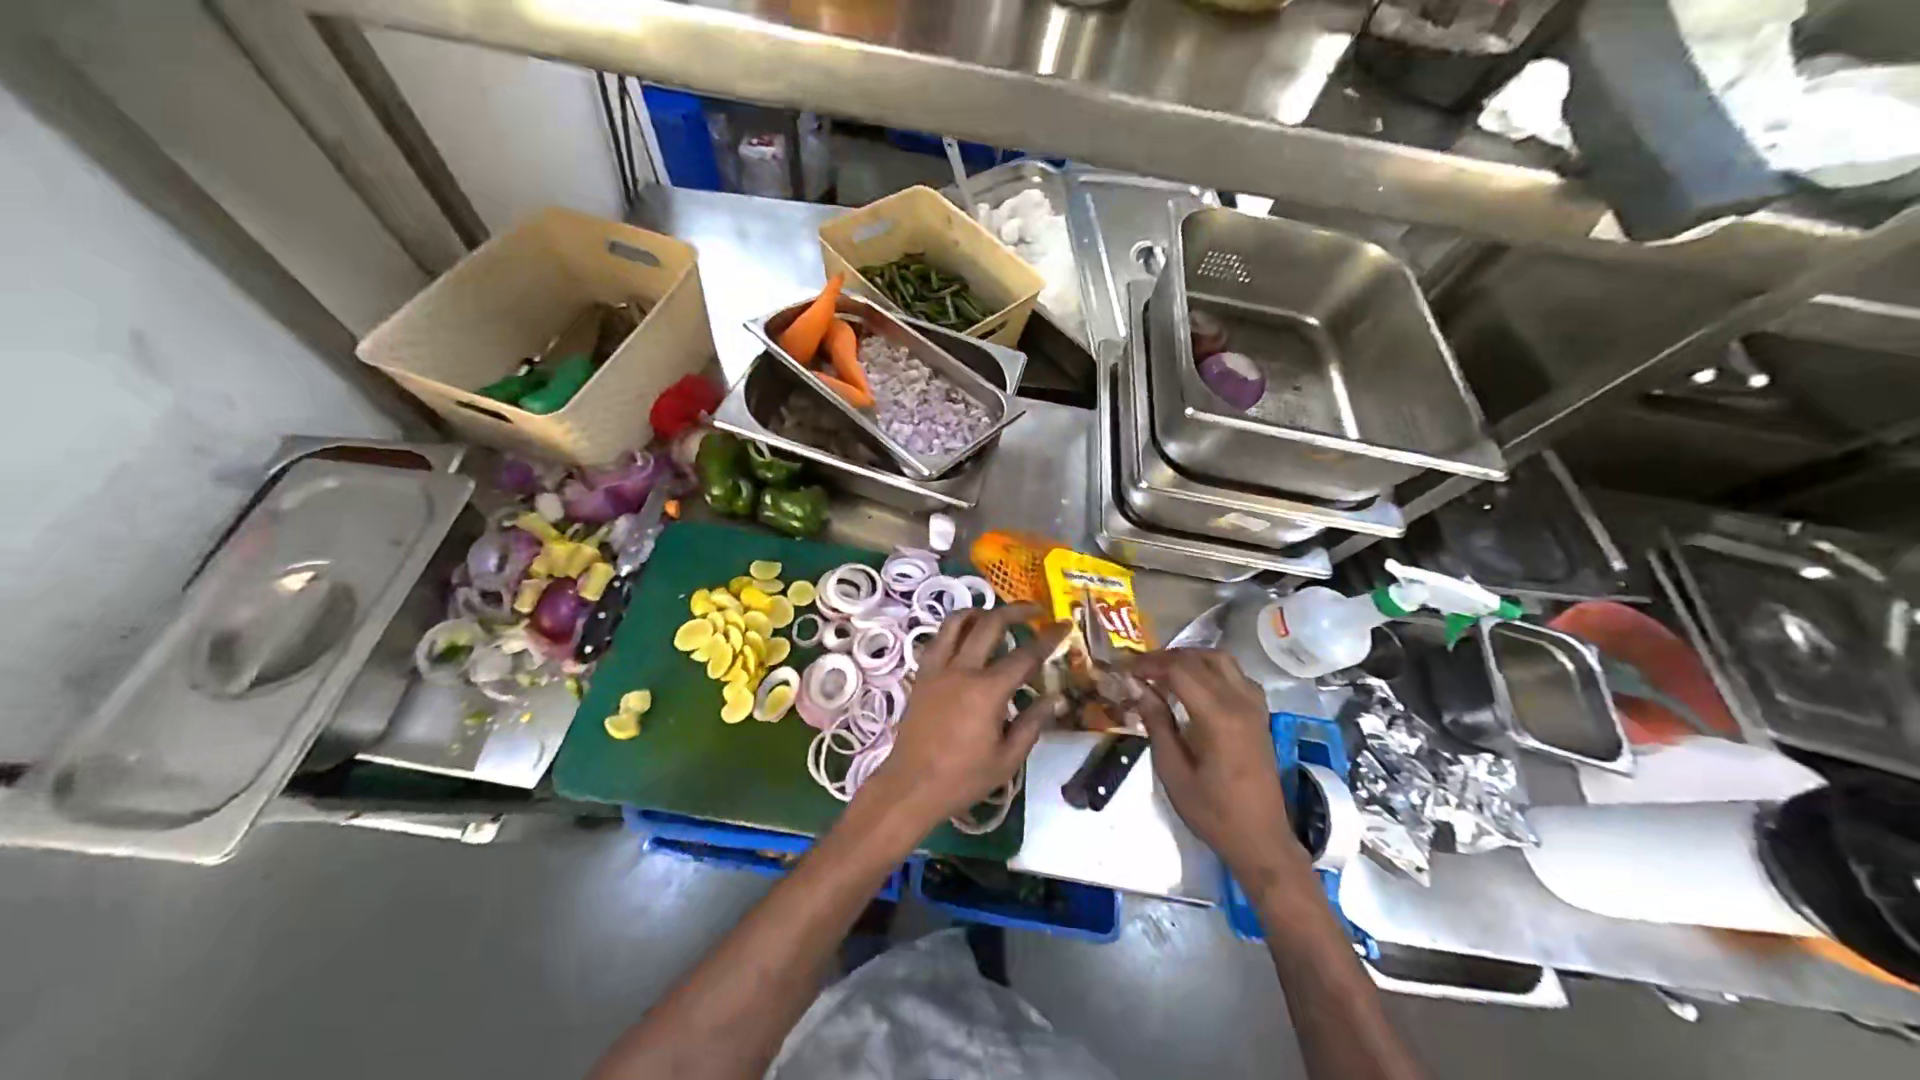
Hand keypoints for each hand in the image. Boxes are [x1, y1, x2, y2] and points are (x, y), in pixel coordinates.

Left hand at [858, 605, 1068, 832]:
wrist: (911, 786)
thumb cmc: (963, 778)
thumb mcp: (1008, 759)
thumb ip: (1033, 723)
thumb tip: (1056, 698)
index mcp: (987, 691)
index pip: (1026, 655)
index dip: (1048, 638)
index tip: (1063, 626)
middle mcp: (962, 670)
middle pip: (990, 624)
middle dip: (1016, 611)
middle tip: (1035, 612)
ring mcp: (937, 669)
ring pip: (956, 622)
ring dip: (980, 611)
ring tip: (996, 615)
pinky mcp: (921, 674)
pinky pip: (938, 639)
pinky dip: (954, 629)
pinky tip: (965, 638)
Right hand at [1127, 649, 1311, 890]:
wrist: (1260, 839)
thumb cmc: (1212, 811)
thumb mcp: (1172, 770)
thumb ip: (1156, 722)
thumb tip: (1137, 687)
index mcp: (1218, 716)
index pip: (1178, 670)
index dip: (1148, 664)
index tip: (1124, 670)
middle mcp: (1240, 702)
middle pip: (1200, 658)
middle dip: (1166, 658)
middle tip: (1139, 669)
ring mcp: (1255, 706)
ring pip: (1221, 660)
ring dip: (1190, 658)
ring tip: (1163, 672)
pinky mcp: (1260, 715)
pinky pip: (1235, 675)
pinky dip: (1211, 669)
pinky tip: (1194, 686)